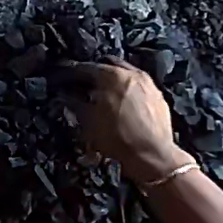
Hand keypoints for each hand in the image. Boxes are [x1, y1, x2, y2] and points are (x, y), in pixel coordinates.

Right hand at [65, 60, 191, 183]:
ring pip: (126, 75)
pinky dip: (128, 91)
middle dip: (95, 72)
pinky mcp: (159, 98)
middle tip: (84, 84)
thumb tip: (66, 95)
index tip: (64, 79)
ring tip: (104, 95)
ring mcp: (149, 84)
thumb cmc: (117, 138)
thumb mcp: (89, 122)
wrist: (153, 157)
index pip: (86, 67)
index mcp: (113, 75)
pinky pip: (138, 88)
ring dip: (113, 81)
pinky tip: (123, 105)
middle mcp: (133, 74)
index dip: (72, 73)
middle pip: (109, 65)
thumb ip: (75, 103)